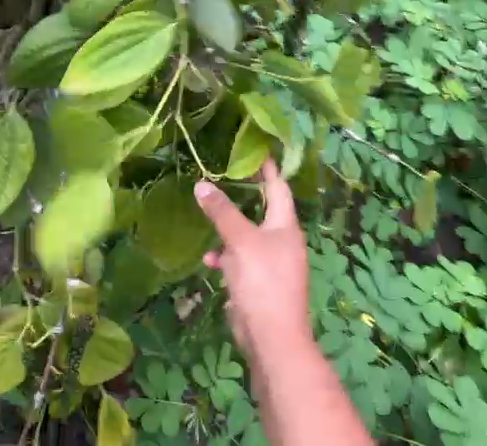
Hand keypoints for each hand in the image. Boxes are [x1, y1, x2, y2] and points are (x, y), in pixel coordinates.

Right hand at [196, 161, 310, 364]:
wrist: (272, 337)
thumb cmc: (263, 280)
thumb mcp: (240, 241)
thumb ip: (221, 212)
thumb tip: (202, 184)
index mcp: (285, 227)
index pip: (278, 187)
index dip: (268, 168)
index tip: (256, 148)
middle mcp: (282, 241)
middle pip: (263, 210)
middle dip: (244, 195)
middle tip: (225, 174)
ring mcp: (271, 263)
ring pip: (247, 235)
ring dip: (228, 228)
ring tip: (208, 218)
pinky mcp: (258, 282)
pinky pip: (239, 259)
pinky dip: (225, 257)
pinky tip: (209, 260)